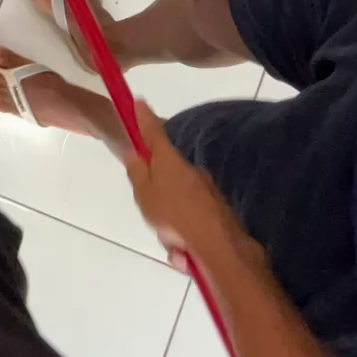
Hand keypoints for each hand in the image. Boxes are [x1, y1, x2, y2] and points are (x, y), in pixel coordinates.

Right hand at [122, 99, 250, 273]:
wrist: (222, 251)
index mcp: (170, 163)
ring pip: (180, 203)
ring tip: (173, 247)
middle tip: (153, 218)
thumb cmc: (174, 217)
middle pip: (167, 176)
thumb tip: (134, 153)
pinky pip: (194, 222)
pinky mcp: (220, 214)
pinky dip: (187, 238)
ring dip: (172, 226)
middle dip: (158, 197)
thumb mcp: (144, 195)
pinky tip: (186, 256)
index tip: (140, 100)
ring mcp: (208, 193)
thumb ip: (137, 173)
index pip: (153, 133)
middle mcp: (191, 172)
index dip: (144, 118)